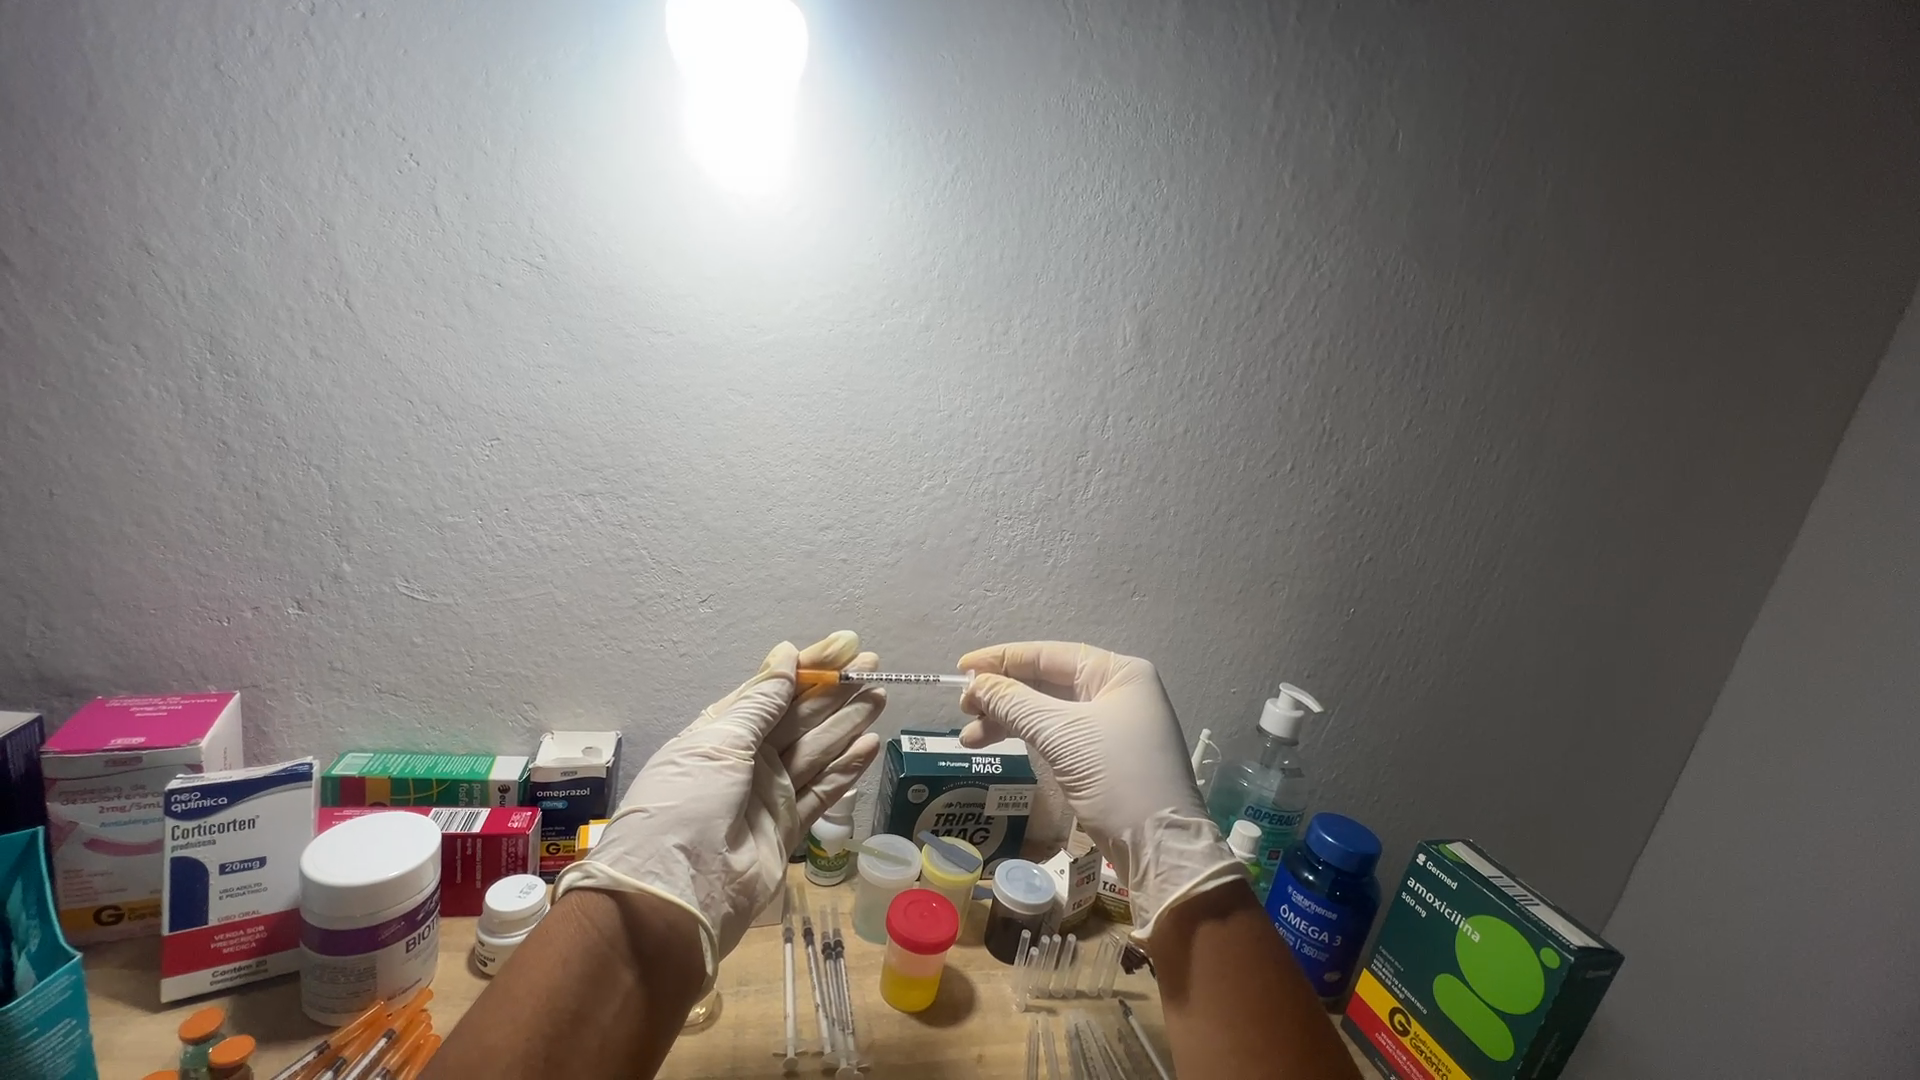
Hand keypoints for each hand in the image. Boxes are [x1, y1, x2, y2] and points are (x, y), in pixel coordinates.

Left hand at [557, 632, 884, 984]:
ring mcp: (769, 795)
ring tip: (880, 696)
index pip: (772, 690)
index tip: (844, 646)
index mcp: (721, 733)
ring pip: (817, 750)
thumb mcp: (718, 743)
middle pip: (799, 717)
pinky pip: (823, 791)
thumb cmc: (686, 805)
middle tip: (874, 666)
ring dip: (848, 723)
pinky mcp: (787, 828)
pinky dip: (847, 769)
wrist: (674, 898)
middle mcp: (746, 760)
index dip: (808, 667)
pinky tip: (871, 745)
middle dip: (835, 691)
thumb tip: (786, 654)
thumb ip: (760, 702)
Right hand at [957, 641, 1241, 940]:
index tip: (962, 669)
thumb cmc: (1118, 779)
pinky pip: (1055, 734)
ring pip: (1046, 710)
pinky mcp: (1103, 755)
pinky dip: (1025, 737)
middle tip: (963, 708)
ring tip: (970, 737)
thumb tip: (976, 684)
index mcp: (1117, 672)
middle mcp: (1116, 691)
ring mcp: (1111, 724)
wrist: (1162, 850)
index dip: (1002, 659)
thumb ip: (1014, 703)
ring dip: (1008, 719)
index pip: (1049, 654)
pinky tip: (997, 744)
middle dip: (1002, 694)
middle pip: (1046, 681)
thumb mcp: (1062, 736)